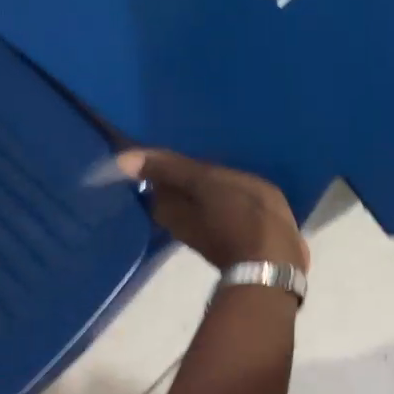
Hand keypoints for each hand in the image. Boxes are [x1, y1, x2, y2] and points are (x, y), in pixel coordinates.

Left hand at [117, 148, 309, 271]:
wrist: (274, 258)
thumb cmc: (242, 215)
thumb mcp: (209, 184)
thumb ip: (172, 169)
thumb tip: (120, 159)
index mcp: (169, 208)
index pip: (156, 176)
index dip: (161, 157)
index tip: (172, 135)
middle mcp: (179, 220)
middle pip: (176, 187)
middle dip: (184, 166)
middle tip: (200, 137)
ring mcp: (205, 227)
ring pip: (198, 195)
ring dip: (206, 178)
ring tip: (224, 151)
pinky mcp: (230, 230)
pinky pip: (219, 203)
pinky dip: (224, 190)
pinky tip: (240, 177)